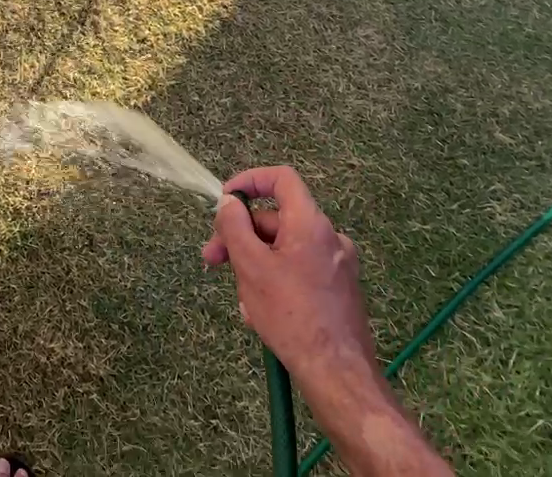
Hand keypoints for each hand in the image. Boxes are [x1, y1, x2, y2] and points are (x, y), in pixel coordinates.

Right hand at [201, 166, 375, 383]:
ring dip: (253, 264)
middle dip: (240, 235)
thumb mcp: (250, 264)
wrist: (337, 372)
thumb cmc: (290, 313)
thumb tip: (229, 202)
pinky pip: (298, 270)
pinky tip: (260, 312)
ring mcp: (337, 265)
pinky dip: (274, 280)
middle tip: (212, 258)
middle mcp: (329, 237)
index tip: (225, 200)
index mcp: (310, 223)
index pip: (281, 178)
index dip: (249, 181)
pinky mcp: (339, 289)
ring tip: (240, 299)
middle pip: (276, 218)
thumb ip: (234, 226)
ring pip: (283, 248)